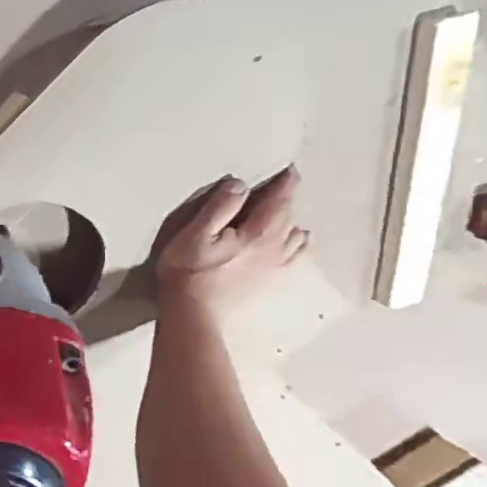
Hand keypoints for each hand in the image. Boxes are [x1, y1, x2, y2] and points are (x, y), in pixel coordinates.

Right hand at [152, 166, 308, 309]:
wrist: (193, 317)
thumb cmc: (189, 273)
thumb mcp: (196, 234)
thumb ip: (220, 207)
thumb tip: (240, 186)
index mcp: (259, 234)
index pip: (280, 201)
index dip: (286, 183)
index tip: (291, 170)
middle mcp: (276, 251)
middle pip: (290, 219)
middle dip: (286, 202)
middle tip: (279, 191)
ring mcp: (276, 271)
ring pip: (297, 241)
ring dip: (292, 226)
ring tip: (284, 219)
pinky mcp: (270, 286)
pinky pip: (294, 261)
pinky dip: (295, 249)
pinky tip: (288, 250)